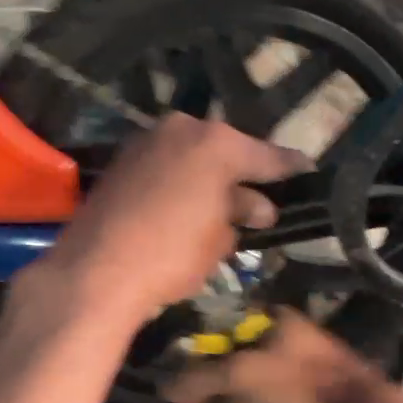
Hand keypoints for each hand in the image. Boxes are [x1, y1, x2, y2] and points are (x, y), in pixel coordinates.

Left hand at [34, 113, 310, 317]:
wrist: (95, 271)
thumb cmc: (171, 255)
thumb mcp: (219, 241)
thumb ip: (241, 216)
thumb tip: (255, 208)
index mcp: (215, 143)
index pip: (265, 155)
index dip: (289, 168)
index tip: (307, 171)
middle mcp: (180, 130)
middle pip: (224, 151)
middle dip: (243, 176)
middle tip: (263, 200)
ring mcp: (146, 143)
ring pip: (191, 158)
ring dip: (209, 181)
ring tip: (226, 210)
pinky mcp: (120, 163)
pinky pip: (165, 168)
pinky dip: (180, 184)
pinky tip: (189, 209)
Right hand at [164, 308, 378, 402]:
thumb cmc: (299, 383)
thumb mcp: (244, 373)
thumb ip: (202, 378)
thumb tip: (165, 388)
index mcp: (268, 321)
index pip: (217, 334)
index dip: (193, 362)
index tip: (177, 391)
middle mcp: (279, 342)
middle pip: (228, 370)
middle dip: (204, 402)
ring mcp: (292, 374)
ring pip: (244, 396)